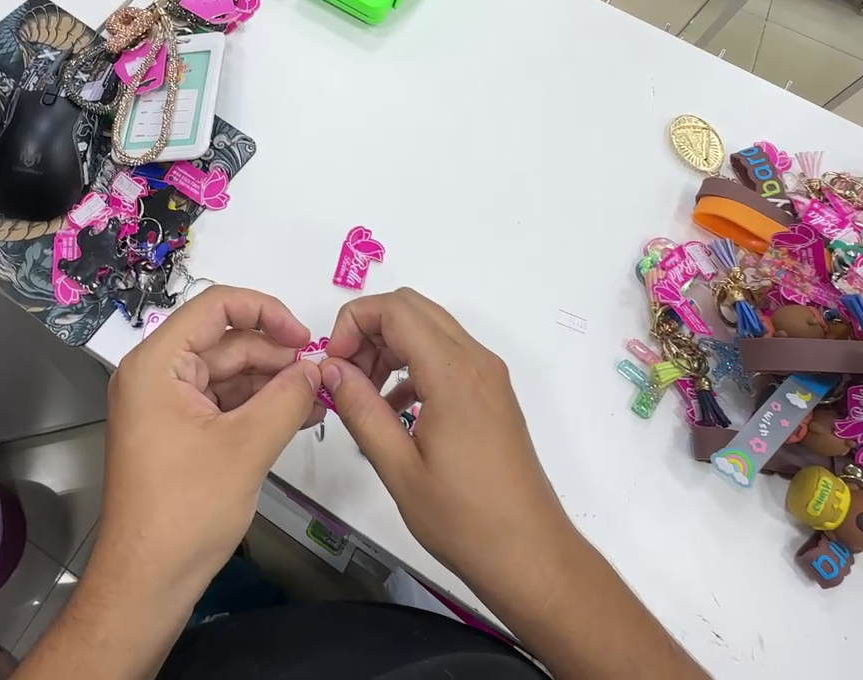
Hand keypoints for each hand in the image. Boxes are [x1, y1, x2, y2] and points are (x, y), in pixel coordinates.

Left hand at [91, 286, 325, 604]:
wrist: (146, 585)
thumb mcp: (246, 448)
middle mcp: (156, 374)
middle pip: (225, 340)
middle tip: (320, 374)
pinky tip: (297, 414)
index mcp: (156, 363)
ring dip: (272, 381)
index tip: (303, 337)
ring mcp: (166, 403)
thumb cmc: (186, 512)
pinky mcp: (178, 429)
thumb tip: (316, 368)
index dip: (265, 310)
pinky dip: (258, 404)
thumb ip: (287, 398)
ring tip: (317, 396)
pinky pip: (224, 400)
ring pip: (228, 371)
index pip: (215, 306)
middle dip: (274, 354)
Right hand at [322, 288, 570, 588]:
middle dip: (368, 329)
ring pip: (428, 327)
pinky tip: (394, 408)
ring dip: (389, 346)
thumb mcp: (398, 468)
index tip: (333, 364)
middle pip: (411, 308)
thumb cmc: (463, 519)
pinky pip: (445, 353)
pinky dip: (412, 363)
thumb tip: (330, 368)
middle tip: (344, 375)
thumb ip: (361, 409)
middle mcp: (475, 359)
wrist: (532, 555)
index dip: (353, 322)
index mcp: (453, 372)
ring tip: (363, 394)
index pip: (395, 309)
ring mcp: (488, 373)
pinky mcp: (491, 391)